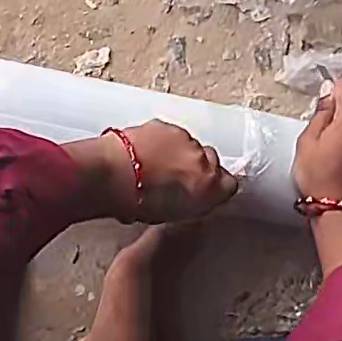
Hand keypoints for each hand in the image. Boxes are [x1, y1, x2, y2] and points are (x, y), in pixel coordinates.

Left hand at [109, 120, 238, 222]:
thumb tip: (188, 198)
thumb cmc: (137, 202)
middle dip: (194, 168)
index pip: (228, 184)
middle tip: (172, 179)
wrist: (114, 174)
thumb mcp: (172, 215)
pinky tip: (143, 152)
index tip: (200, 190)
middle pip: (209, 161)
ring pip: (188, 145)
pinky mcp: (165, 125)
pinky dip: (159, 141)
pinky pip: (168, 134)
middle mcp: (204, 161)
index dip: (212, 187)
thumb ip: (190, 203)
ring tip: (152, 165)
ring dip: (175, 153)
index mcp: (209, 188)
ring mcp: (185, 140)